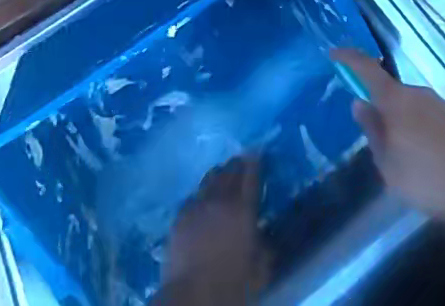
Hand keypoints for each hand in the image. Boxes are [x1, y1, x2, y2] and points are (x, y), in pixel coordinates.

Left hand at [156, 157, 269, 305]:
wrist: (191, 298)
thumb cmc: (232, 285)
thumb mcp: (261, 267)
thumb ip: (265, 243)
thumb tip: (263, 231)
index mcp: (244, 207)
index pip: (251, 172)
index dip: (255, 160)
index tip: (257, 153)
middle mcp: (221, 199)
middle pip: (230, 169)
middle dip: (237, 164)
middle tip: (242, 166)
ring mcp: (197, 206)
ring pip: (209, 177)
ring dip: (219, 175)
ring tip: (222, 179)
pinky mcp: (179, 217)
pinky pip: (192, 196)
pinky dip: (200, 194)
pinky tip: (202, 203)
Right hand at [332, 48, 444, 227]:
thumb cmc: (424, 178)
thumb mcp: (387, 162)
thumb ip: (372, 129)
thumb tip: (360, 103)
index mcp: (396, 100)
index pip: (367, 69)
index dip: (349, 58)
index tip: (334, 52)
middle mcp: (417, 93)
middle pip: (390, 89)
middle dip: (379, 105)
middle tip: (374, 137)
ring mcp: (438, 103)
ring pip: (408, 104)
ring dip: (399, 119)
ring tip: (400, 156)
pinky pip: (424, 114)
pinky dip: (416, 126)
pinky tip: (421, 156)